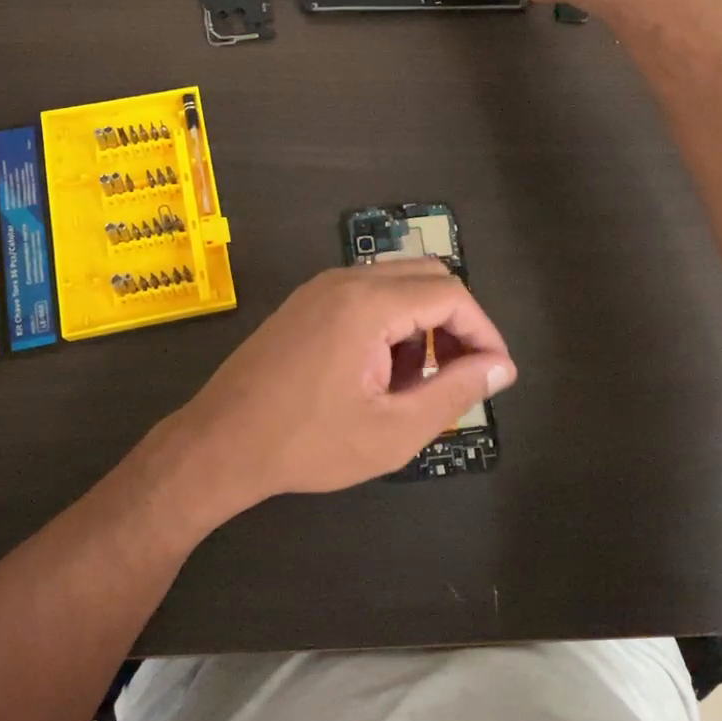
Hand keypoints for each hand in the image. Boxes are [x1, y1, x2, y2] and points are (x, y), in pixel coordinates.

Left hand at [163, 260, 516, 514]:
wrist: (221, 442)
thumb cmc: (309, 443)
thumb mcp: (394, 431)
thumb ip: (455, 393)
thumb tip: (500, 366)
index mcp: (369, 304)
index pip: (451, 294)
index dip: (483, 332)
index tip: (494, 374)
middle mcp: (345, 280)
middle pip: (427, 277)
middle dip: (454, 324)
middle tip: (459, 376)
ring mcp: (320, 287)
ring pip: (397, 284)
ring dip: (420, 325)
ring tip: (412, 385)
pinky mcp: (305, 302)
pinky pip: (365, 295)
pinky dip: (388, 323)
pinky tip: (377, 374)